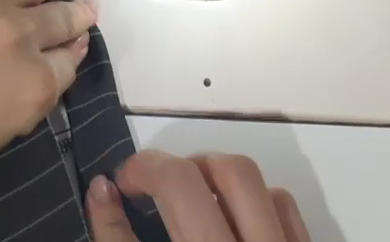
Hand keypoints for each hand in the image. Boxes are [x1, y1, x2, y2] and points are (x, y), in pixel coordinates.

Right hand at [88, 151, 312, 240]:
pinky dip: (256, 203)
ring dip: (219, 179)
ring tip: (193, 201)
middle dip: (179, 169)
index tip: (120, 182)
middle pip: (227, 173)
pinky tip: (233, 220)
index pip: (176, 188)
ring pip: (262, 186)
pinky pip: (287, 211)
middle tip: (152, 187)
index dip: (139, 172)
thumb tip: (102, 192)